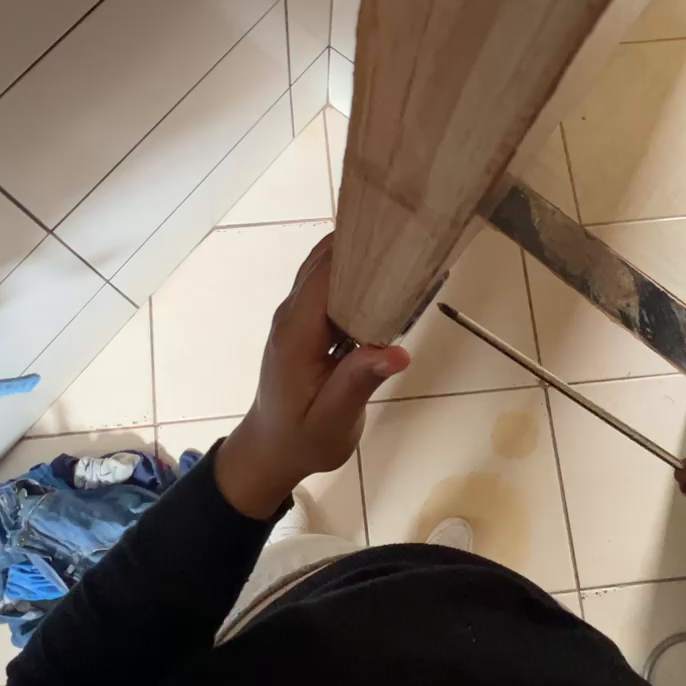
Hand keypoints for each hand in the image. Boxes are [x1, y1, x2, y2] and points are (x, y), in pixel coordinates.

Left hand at [213, 234, 410, 519]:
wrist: (271, 449)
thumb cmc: (302, 439)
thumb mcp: (332, 421)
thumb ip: (358, 383)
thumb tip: (398, 354)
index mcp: (296, 334)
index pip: (325, 275)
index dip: (358, 251)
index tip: (398, 235)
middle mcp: (292, 315)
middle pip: (324, 260)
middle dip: (363, 243)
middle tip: (413, 235)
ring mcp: (295, 315)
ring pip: (325, 266)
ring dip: (359, 253)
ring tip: (406, 244)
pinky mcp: (305, 321)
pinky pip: (328, 283)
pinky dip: (354, 271)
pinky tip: (387, 274)